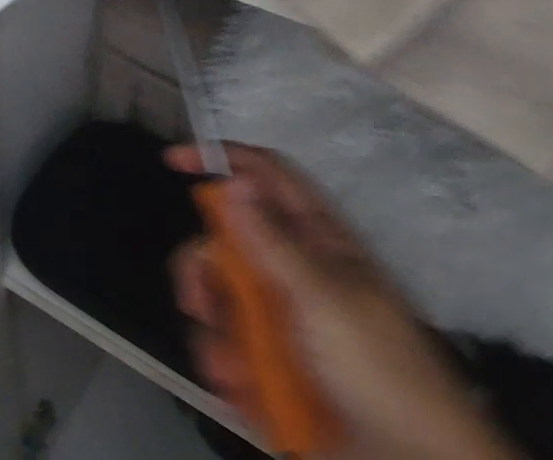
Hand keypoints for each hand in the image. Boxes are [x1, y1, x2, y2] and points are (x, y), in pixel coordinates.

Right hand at [167, 145, 521, 459]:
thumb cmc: (377, 369)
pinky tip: (245, 393)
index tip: (174, 162)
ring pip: (221, 298)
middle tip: (200, 303)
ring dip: (217, 333)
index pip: (265, 176)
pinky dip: (228, 369)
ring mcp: (282, 318)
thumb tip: (234, 180)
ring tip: (237, 372)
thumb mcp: (322, 299)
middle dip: (204, 271)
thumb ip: (271, 241)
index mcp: (316, 238)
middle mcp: (294, 269)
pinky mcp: (273, 362)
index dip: (222, 160)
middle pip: (227, 241)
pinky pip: (228, 347)